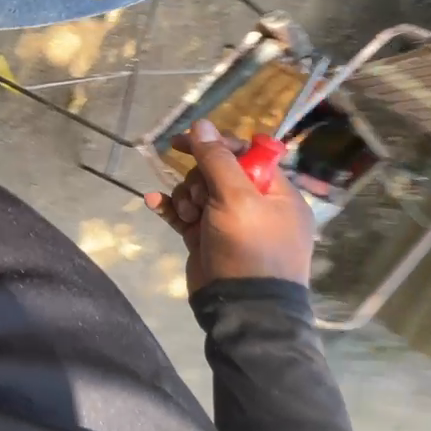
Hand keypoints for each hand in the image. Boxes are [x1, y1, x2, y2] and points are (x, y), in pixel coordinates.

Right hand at [145, 120, 315, 294]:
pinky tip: (154, 204)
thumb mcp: (235, 199)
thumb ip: (217, 160)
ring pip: (196, 190)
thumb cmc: (249, 248)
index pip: (245, 154)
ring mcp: (229, 222)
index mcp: (276, 194)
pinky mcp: (206, 236)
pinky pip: (182, 211)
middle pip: (215, 171)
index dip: (215, 145)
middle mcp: (256, 205)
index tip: (184, 143)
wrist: (243, 307)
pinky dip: (169, 207)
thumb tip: (201, 123)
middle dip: (197, 178)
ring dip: (183, 196)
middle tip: (197, 197)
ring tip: (187, 214)